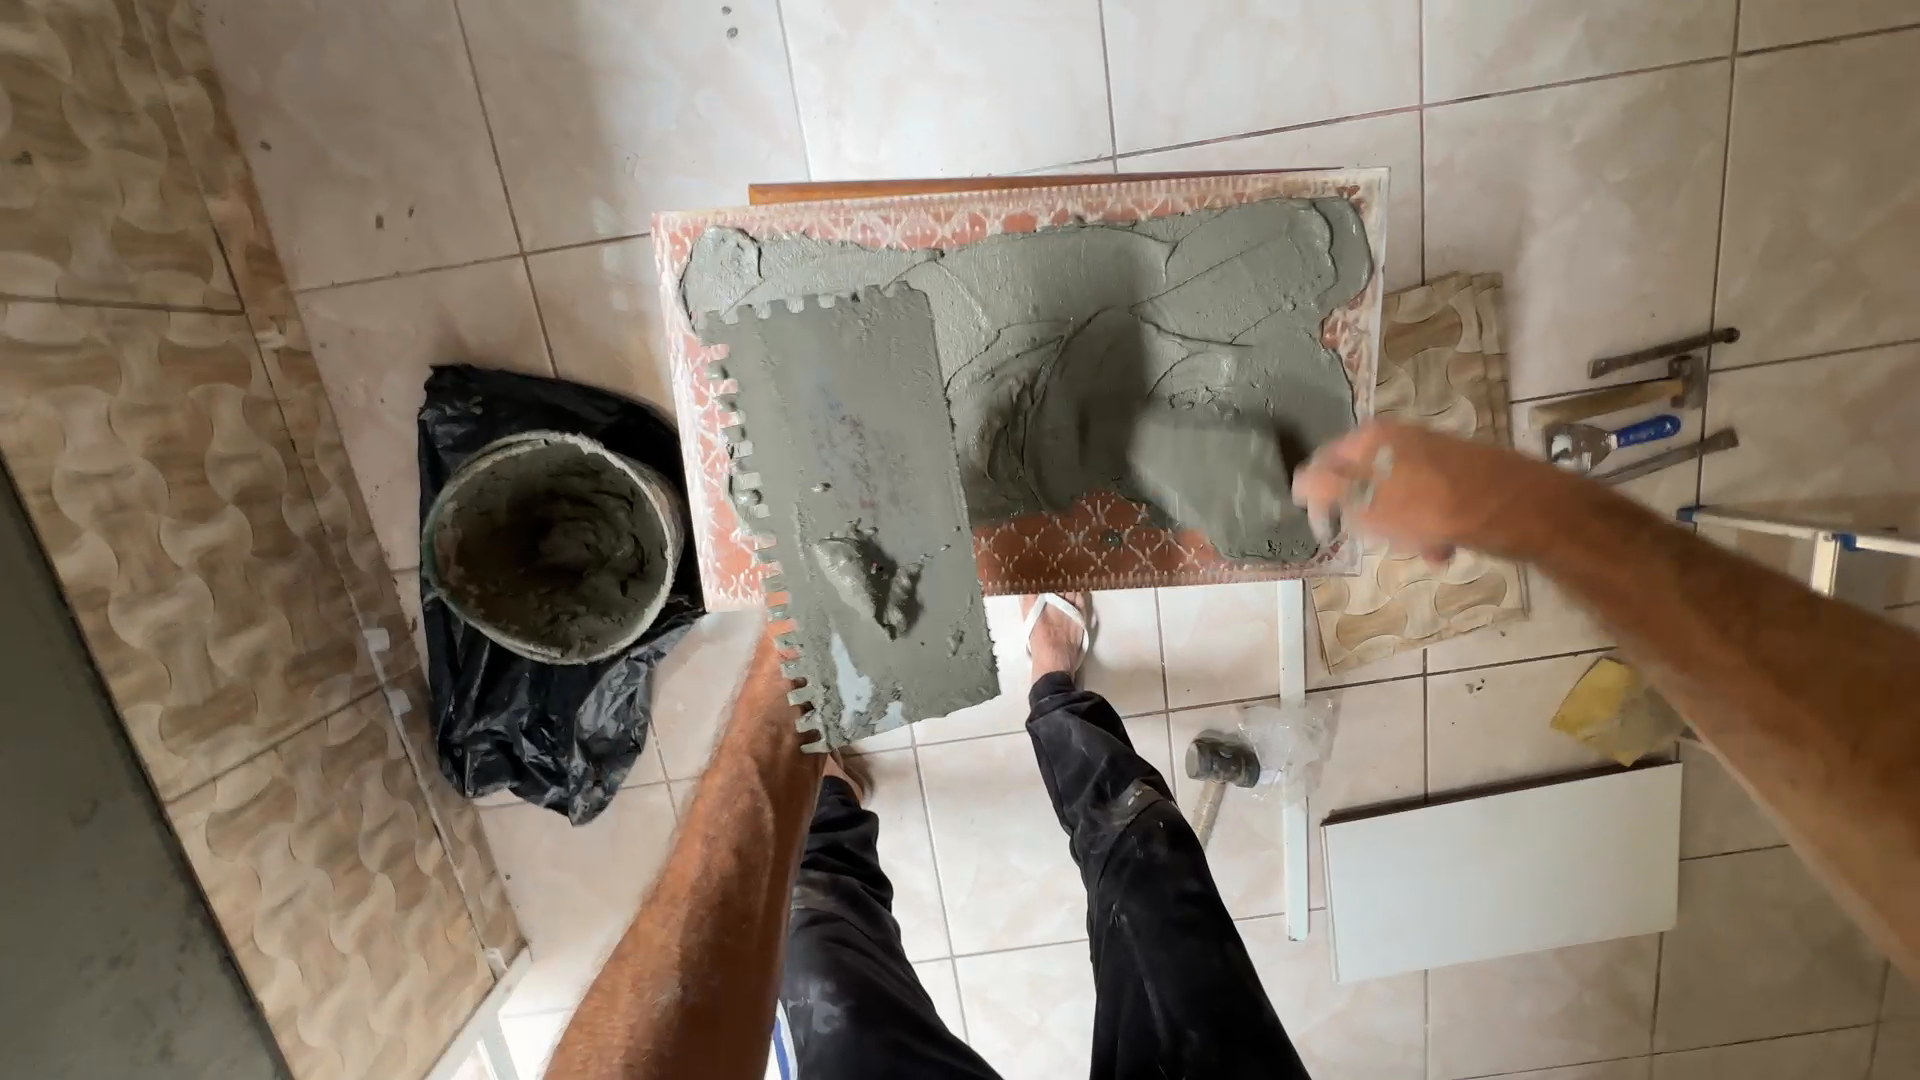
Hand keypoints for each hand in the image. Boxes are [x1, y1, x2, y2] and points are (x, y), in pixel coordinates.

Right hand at [1290, 419, 1569, 561]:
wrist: (1519, 509)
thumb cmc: (1431, 507)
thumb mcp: (1365, 500)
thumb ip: (1324, 488)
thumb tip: (1298, 481)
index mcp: (1370, 438)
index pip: (1323, 465)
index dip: (1320, 498)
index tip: (1329, 528)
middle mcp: (1398, 439)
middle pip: (1361, 484)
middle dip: (1368, 518)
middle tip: (1381, 540)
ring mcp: (1430, 454)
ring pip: (1394, 497)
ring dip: (1400, 528)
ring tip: (1418, 548)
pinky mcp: (1458, 472)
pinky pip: (1426, 502)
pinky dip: (1428, 526)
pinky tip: (1441, 547)